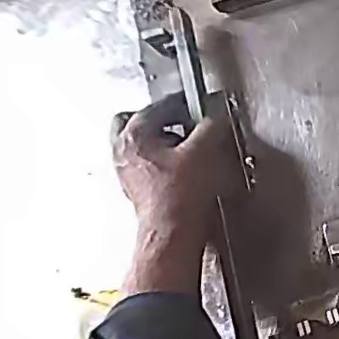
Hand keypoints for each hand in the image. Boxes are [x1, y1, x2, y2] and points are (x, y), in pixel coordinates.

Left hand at [112, 92, 233, 295]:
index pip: (159, 106)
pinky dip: (163, 163)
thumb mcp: (204, 152)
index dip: (184, 103)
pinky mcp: (138, 191)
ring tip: (186, 147)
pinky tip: (182, 171)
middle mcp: (124, 153)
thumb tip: (215, 115)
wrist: (173, 234)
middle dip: (162, 120)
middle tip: (184, 123)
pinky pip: (147, 166)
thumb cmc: (180, 197)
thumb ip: (210, 127)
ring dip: (163, 142)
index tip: (197, 106)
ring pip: (142, 145)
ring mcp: (128, 173)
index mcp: (133, 136)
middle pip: (137, 122)